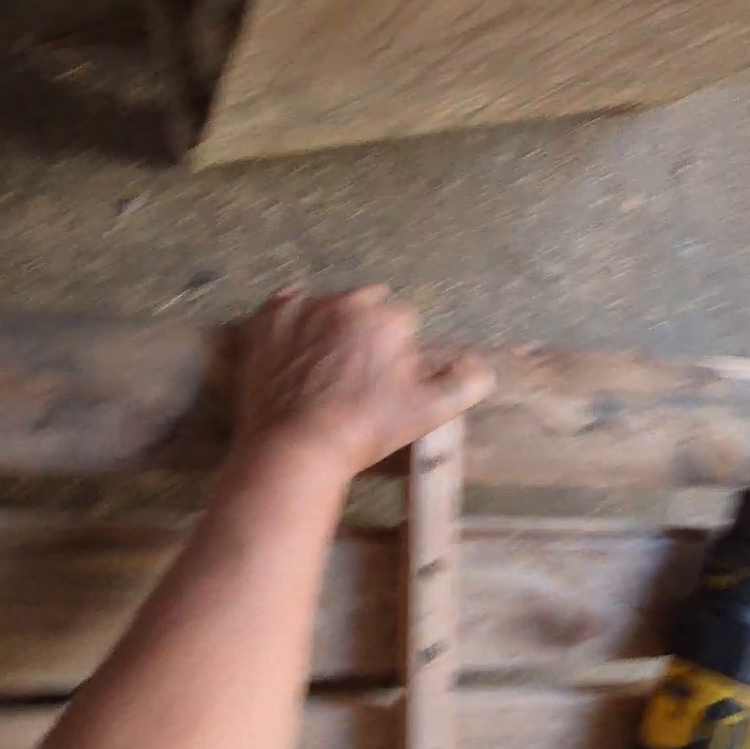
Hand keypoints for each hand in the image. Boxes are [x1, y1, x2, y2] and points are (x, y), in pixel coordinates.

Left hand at [230, 287, 495, 478]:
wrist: (295, 447)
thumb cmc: (364, 430)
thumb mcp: (426, 413)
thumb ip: (462, 384)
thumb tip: (484, 368)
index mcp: (387, 318)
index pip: (402, 322)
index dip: (395, 352)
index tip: (382, 381)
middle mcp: (345, 301)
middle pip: (364, 307)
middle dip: (363, 331)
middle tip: (351, 374)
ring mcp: (302, 307)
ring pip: (325, 307)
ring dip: (328, 326)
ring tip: (320, 370)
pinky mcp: (266, 318)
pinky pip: (287, 309)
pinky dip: (292, 324)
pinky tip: (293, 353)